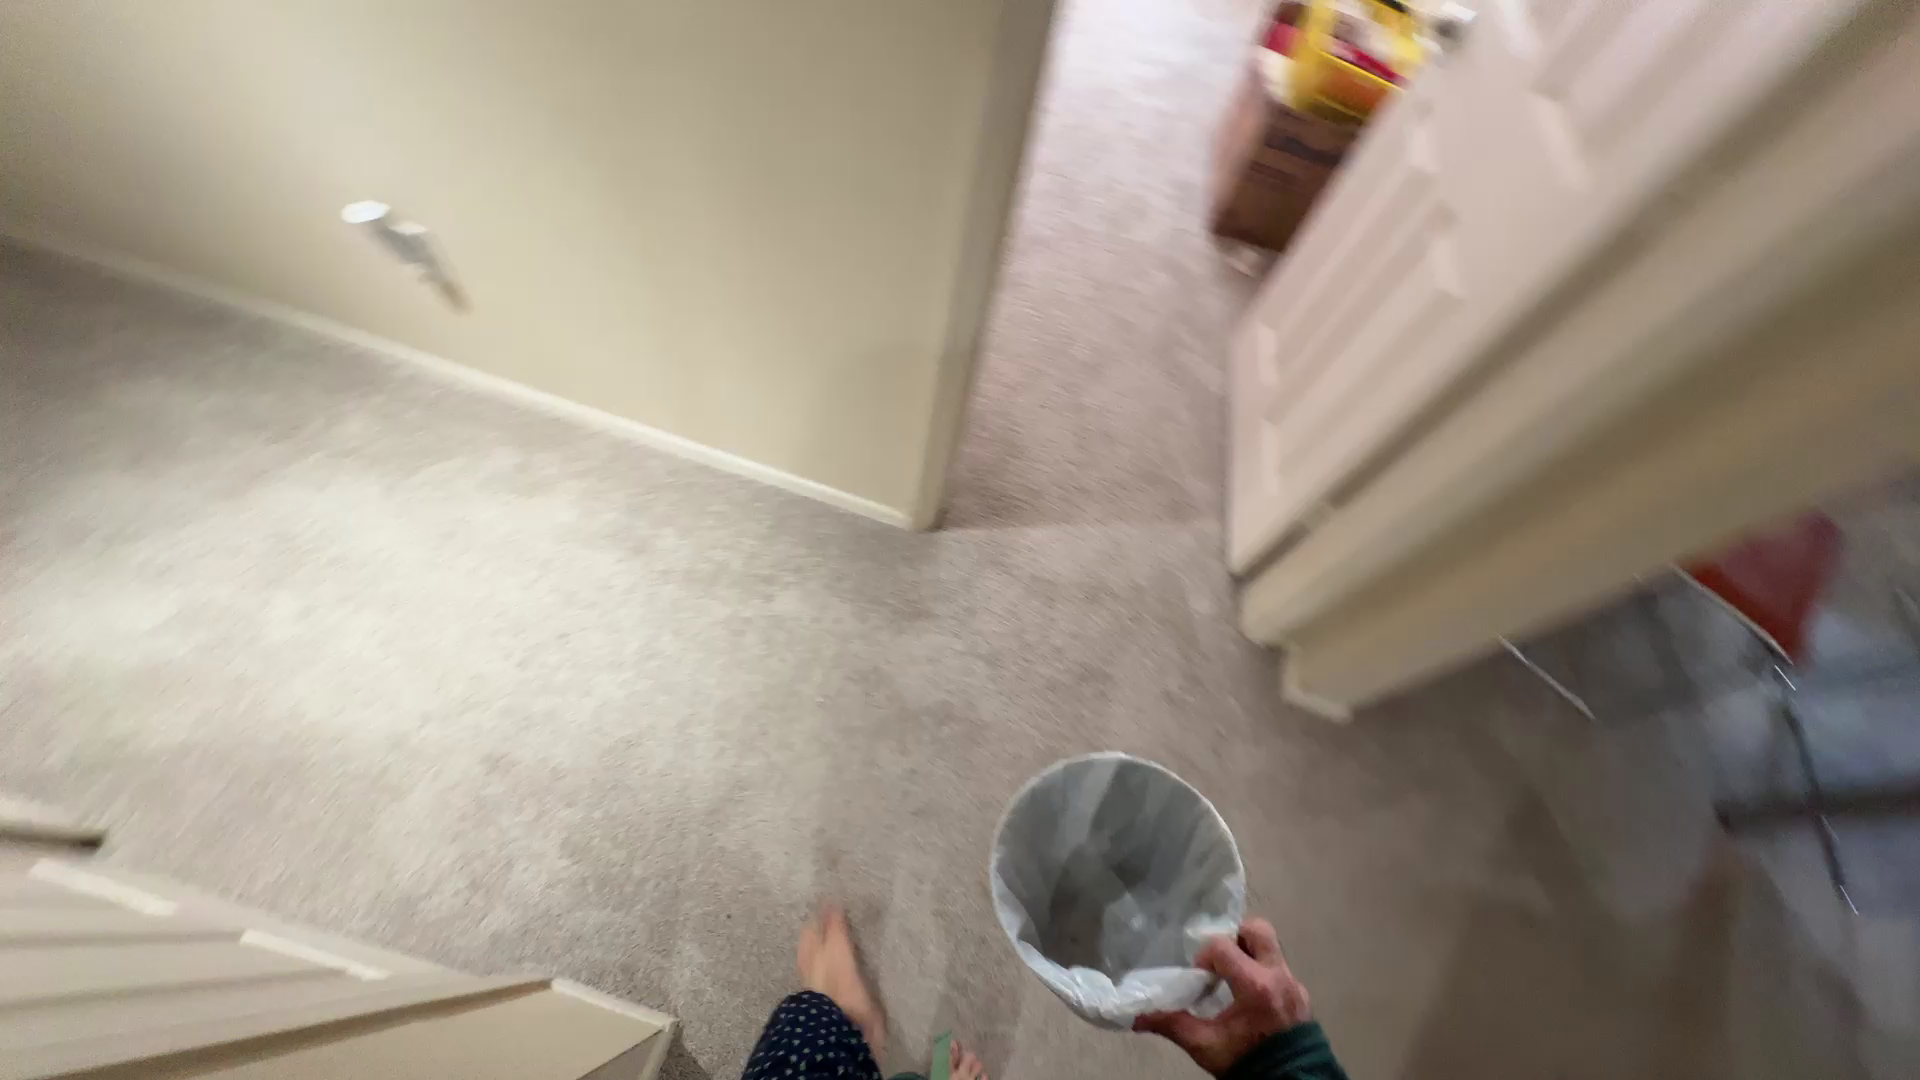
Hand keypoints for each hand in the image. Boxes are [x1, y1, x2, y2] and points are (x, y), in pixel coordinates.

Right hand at [1133, 918, 1311, 1075]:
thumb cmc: (1247, 1064)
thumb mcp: (1205, 1046)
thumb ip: (1172, 1024)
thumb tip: (1136, 1017)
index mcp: (1255, 985)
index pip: (1223, 945)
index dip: (1205, 956)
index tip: (1201, 978)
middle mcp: (1278, 976)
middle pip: (1258, 930)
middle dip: (1236, 936)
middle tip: (1221, 958)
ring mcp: (1295, 985)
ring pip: (1273, 947)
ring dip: (1251, 952)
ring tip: (1235, 975)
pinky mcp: (1304, 998)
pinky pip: (1282, 971)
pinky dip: (1265, 975)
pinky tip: (1253, 998)